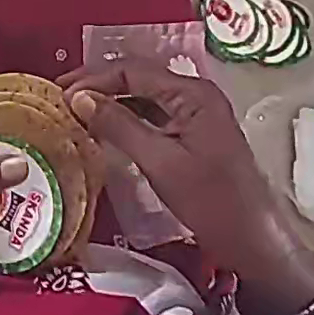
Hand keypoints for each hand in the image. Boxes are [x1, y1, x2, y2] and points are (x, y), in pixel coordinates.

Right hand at [61, 67, 313, 314]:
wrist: (254, 243)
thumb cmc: (211, 202)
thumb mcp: (159, 162)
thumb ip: (119, 125)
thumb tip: (78, 98)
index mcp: (192, 93)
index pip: (133, 71)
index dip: (94, 79)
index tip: (59, 93)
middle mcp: (194, 94)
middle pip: (138, 78)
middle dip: (98, 85)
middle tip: (59, 98)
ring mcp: (194, 113)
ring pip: (142, 96)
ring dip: (109, 101)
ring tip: (73, 111)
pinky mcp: (191, 133)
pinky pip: (151, 115)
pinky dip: (124, 118)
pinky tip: (101, 128)